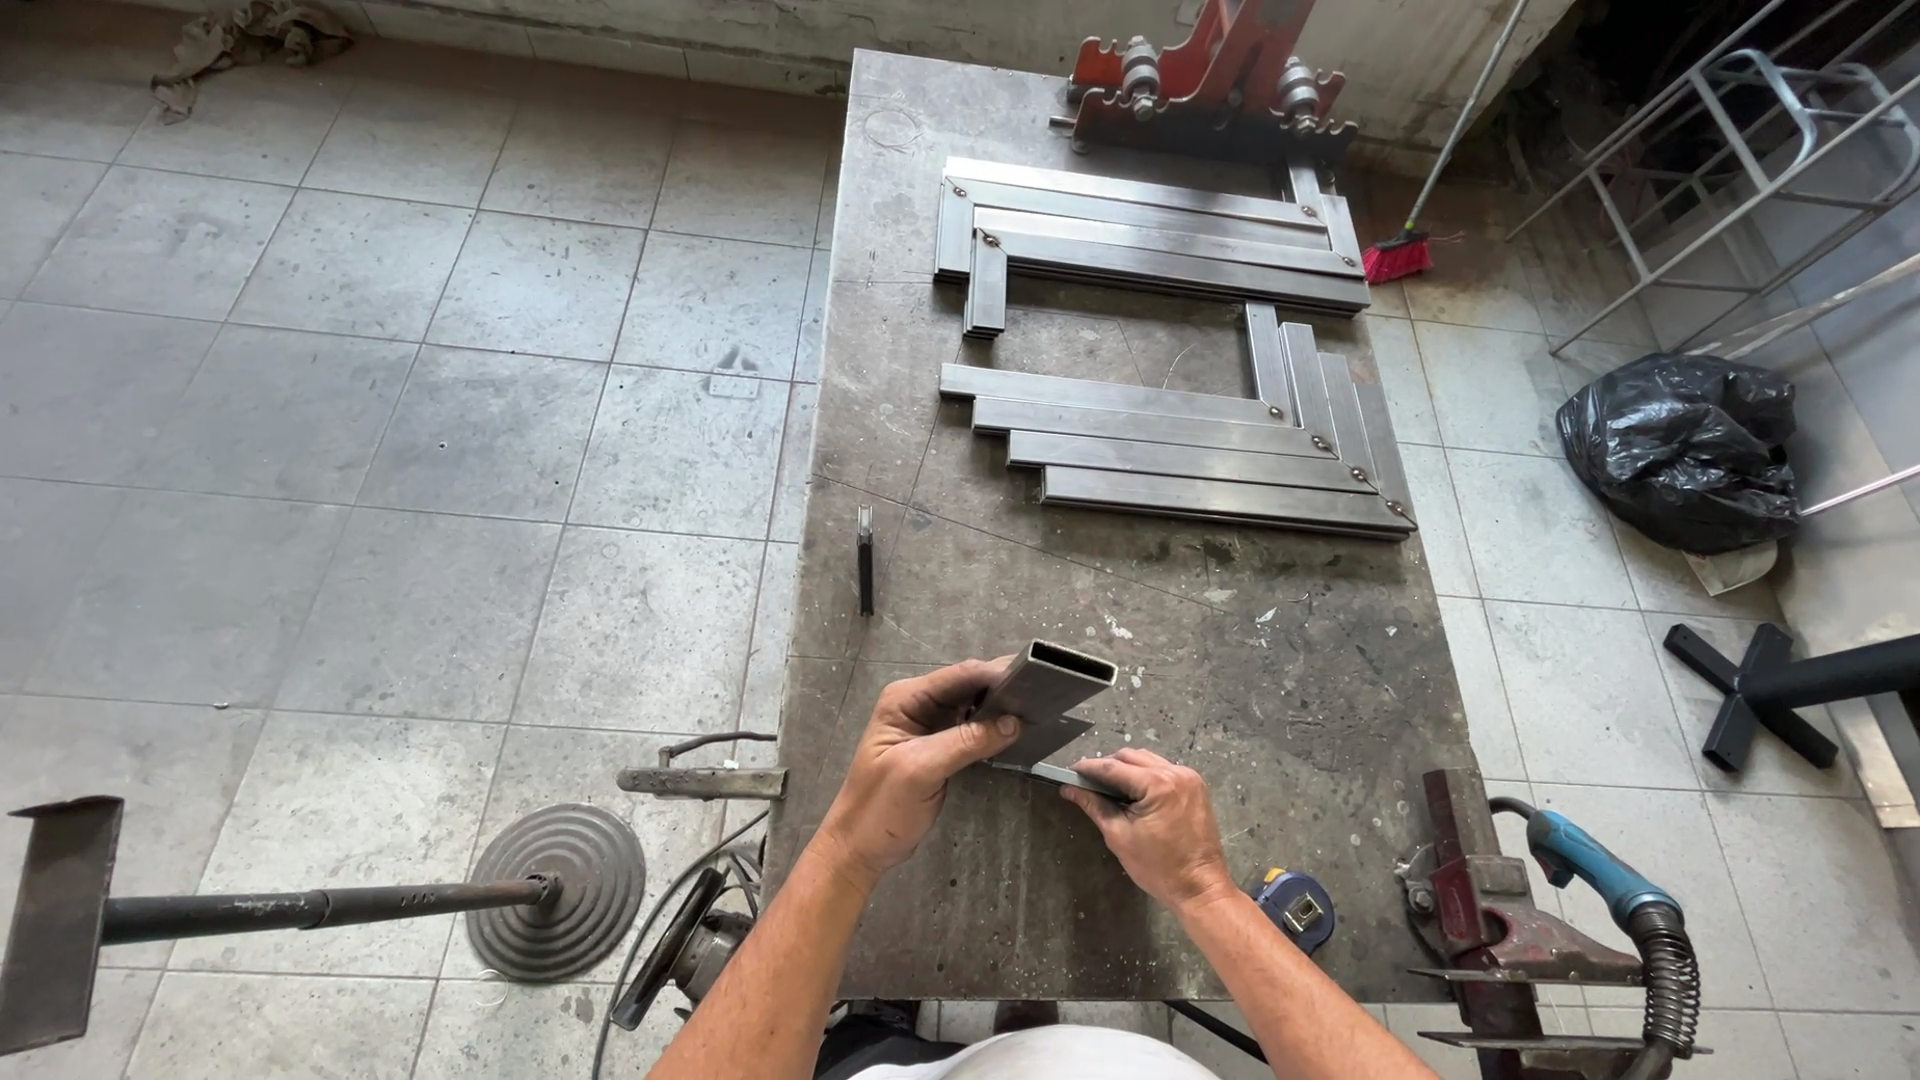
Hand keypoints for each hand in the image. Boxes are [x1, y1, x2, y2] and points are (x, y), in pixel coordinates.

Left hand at [814, 658, 1020, 889]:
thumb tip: (1013, 721)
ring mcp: (929, 725)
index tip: (1034, 680)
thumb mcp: (921, 770)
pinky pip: (972, 728)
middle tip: (1044, 692)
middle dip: (1003, 687)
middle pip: (969, 685)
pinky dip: (993, 727)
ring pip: (974, 706)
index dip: (996, 674)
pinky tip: (1017, 730)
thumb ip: (965, 742)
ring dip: (1001, 707)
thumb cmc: (881, 808)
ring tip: (1039, 707)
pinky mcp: (940, 747)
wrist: (860, 849)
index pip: (959, 675)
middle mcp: (918, 704)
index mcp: (905, 699)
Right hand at [1059, 748, 1235, 911]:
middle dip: (1107, 767)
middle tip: (1088, 783)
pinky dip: (1144, 775)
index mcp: (1157, 784)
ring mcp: (1188, 778)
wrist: (1201, 889)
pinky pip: (1162, 769)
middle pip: (1130, 757)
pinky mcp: (1195, 786)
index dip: (1088, 768)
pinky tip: (1133, 792)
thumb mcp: (1119, 836)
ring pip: (1147, 760)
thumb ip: (1094, 806)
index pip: (1113, 767)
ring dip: (1126, 769)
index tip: (1070, 772)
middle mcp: (1175, 773)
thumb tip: (1069, 788)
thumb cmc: (1158, 868)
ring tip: (1108, 788)